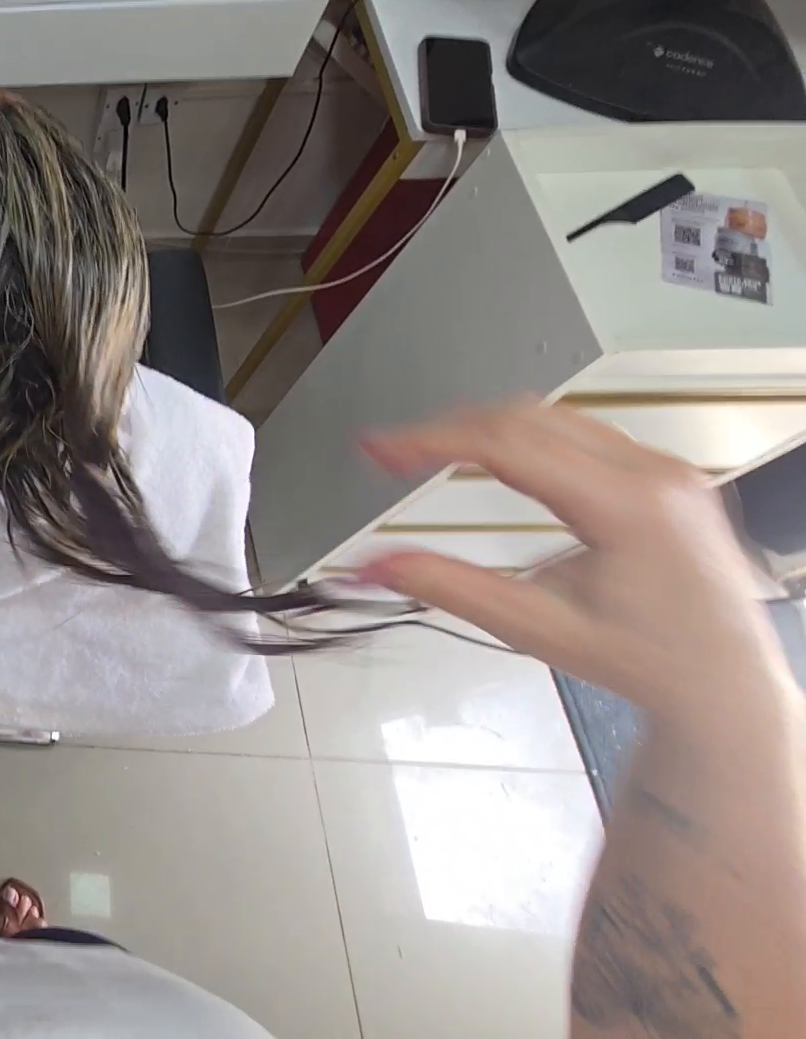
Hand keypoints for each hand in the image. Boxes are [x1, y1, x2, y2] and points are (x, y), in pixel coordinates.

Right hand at [361, 401, 790, 720]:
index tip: (379, 449)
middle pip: (522, 418)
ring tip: (423, 452)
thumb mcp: (531, 625)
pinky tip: (481, 455)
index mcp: (627, 506)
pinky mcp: (654, 477)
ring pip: (547, 415)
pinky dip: (511, 435)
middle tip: (389, 451)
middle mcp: (651, 475)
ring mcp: (659, 471)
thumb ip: (445, 587)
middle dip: (444, 429)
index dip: (430, 440)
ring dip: (475, 427)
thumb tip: (374, 565)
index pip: (506, 444)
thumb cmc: (649, 658)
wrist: (723, 681)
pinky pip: (572, 429)